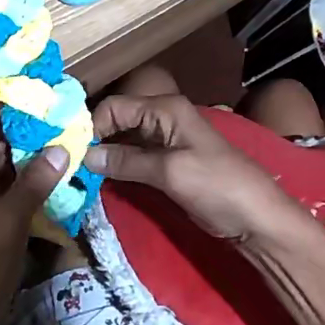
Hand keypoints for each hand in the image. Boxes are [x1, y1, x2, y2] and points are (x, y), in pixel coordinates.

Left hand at [0, 103, 67, 323]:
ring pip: (1, 163)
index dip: (6, 108)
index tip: (43, 98)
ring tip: (67, 139)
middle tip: (64, 118)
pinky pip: (7, 186)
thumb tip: (63, 146)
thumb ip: (36, 180)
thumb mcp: (9, 219)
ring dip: (30, 154)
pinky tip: (58, 171)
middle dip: (25, 129)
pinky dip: (28, 177)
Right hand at [85, 94, 301, 245]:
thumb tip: (85, 155)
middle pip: (116, 120)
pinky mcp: (168, 164)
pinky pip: (134, 158)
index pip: (114, 106)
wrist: (257, 218)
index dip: (91, 126)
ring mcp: (166, 142)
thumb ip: (126, 161)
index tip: (70, 152)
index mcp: (166, 109)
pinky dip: (117, 167)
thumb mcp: (170, 171)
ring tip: (76, 174)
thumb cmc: (218, 186)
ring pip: (123, 140)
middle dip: (93, 139)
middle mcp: (163, 118)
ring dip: (103, 155)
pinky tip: (99, 181)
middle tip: (67, 164)